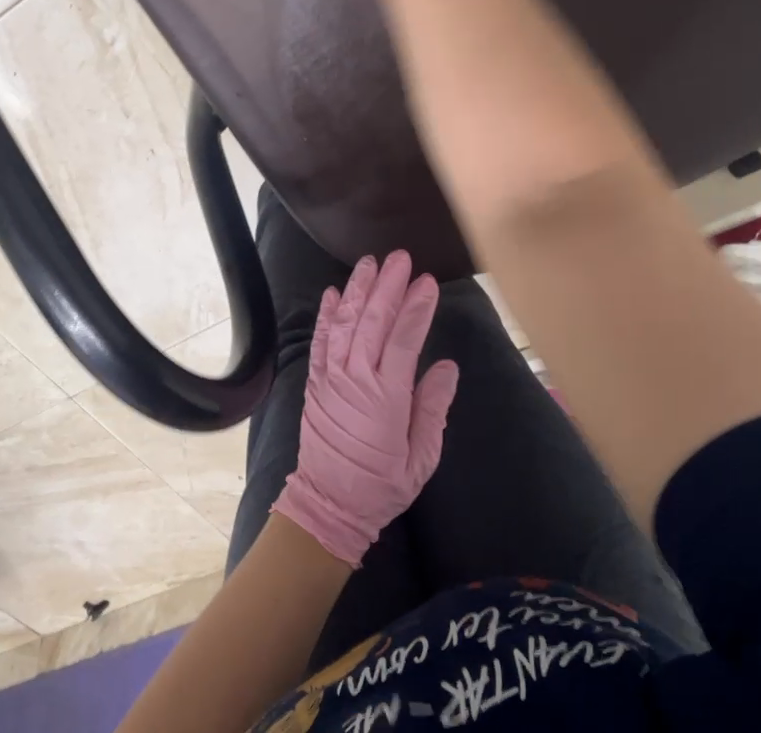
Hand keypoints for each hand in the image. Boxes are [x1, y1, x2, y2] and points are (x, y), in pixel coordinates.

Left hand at [273, 251, 459, 566]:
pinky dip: (325, 314)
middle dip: (387, 286)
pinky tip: (332, 292)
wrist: (328, 503)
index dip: (416, 308)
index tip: (428, 282)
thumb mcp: (421, 457)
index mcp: (386, 398)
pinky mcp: (314, 382)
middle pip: (371, 321)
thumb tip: (446, 367)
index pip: (403, 340)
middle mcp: (354, 379)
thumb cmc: (381, 485)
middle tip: (401, 258)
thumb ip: (433, 408)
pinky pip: (320, 341)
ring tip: (369, 263)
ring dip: (356, 290)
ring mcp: (330, 378)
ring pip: (343, 323)